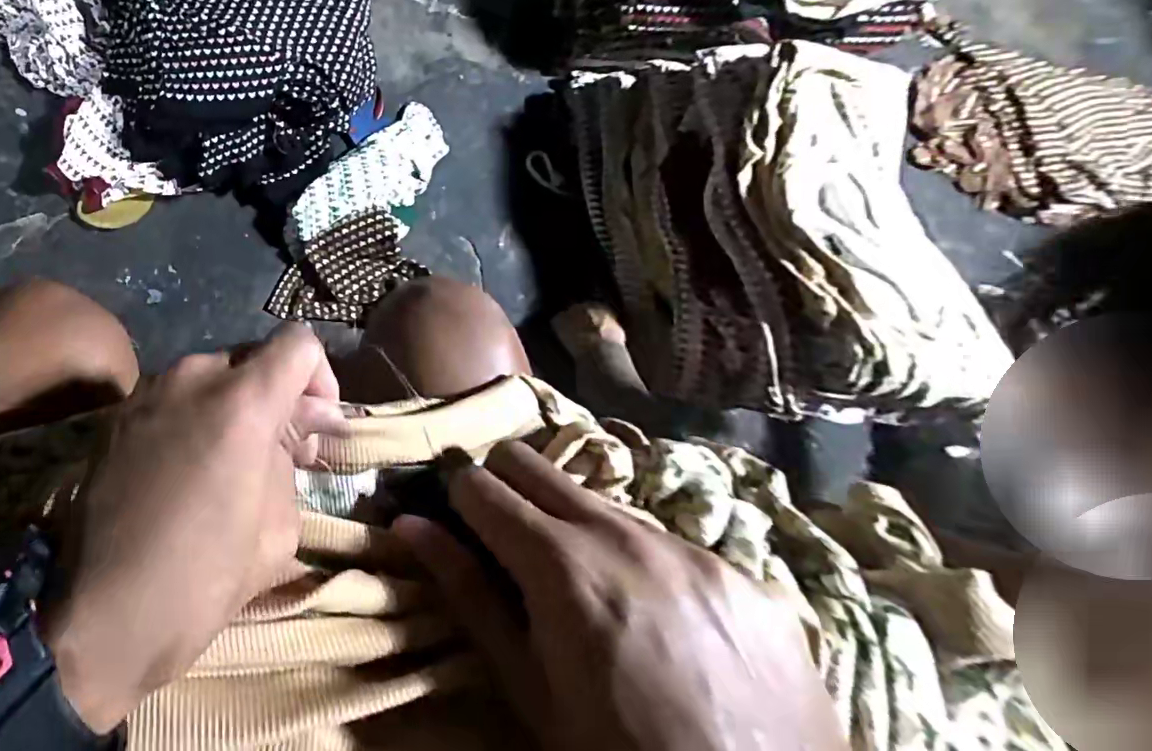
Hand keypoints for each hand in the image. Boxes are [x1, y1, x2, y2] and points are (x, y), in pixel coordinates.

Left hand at [41, 323, 345, 731]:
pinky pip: (172, 397)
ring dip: (231, 406)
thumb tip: (308, 422)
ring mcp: (148, 390)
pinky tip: (184, 468)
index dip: (319, 377)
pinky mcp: (116, 413)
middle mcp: (194, 376)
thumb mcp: (277, 526)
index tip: (315, 424)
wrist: (101, 618)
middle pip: (253, 359)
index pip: (298, 342)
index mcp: (243, 400)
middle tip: (277, 450)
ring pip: (210, 377)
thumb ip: (293, 455)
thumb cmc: (203, 579)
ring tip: (226, 461)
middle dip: (275, 396)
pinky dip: (192, 416)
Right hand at [393, 441, 846, 750]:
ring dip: (575, 526)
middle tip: (507, 540)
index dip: (460, 500)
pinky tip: (662, 621)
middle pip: (531, 461)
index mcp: (561, 564)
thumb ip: (468, 595)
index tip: (461, 525)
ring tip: (591, 592)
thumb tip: (411, 524)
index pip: (480, 483)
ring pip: (599, 499)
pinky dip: (641, 561)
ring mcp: (687, 547)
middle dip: (503, 486)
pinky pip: (667, 540)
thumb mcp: (529, 690)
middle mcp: (622, 534)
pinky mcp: (740, 571)